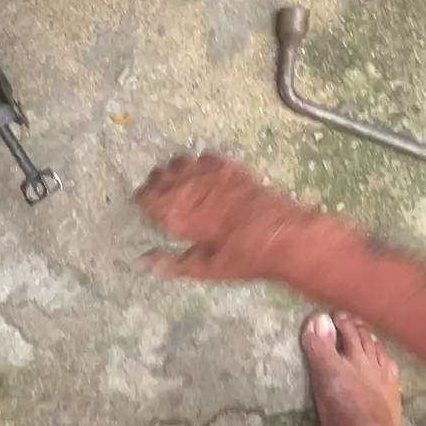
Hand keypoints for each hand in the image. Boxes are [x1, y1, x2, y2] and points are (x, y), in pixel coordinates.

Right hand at [135, 153, 339, 282]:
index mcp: (176, 212)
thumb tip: (142, 262)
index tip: (146, 207)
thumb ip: (170, 263)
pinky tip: (206, 175)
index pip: (146, 197)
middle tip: (161, 196)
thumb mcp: (203, 268)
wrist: (283, 236)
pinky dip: (200, 164)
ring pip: (179, 162)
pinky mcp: (230, 167)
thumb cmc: (242, 257)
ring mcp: (209, 174)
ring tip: (181, 184)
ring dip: (175, 171)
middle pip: (159, 176)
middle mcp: (187, 187)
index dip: (143, 201)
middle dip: (156, 184)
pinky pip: (205, 157)